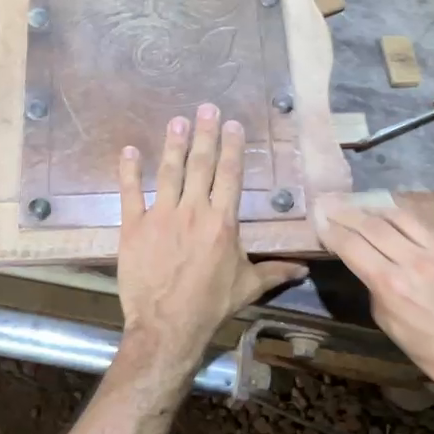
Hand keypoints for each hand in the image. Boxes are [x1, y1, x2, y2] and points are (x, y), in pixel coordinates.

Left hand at [115, 104, 307, 380]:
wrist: (167, 326)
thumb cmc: (210, 306)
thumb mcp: (248, 286)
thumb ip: (275, 271)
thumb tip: (304, 268)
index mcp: (222, 222)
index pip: (230, 175)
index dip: (232, 148)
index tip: (232, 124)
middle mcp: (193, 211)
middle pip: (201, 165)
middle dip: (205, 134)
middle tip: (207, 107)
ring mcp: (161, 216)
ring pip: (169, 172)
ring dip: (174, 144)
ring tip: (177, 120)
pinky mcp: (134, 227)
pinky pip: (130, 193)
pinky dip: (128, 171)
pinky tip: (129, 151)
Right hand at [317, 206, 433, 393]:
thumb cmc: (431, 352)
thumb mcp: (389, 323)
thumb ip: (375, 286)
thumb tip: (367, 263)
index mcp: (391, 284)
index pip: (352, 245)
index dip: (332, 231)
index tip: (321, 223)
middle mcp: (415, 260)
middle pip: (372, 224)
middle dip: (347, 214)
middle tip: (332, 205)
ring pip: (401, 216)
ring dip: (376, 210)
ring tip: (362, 207)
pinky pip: (428, 228)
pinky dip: (407, 223)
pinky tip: (398, 223)